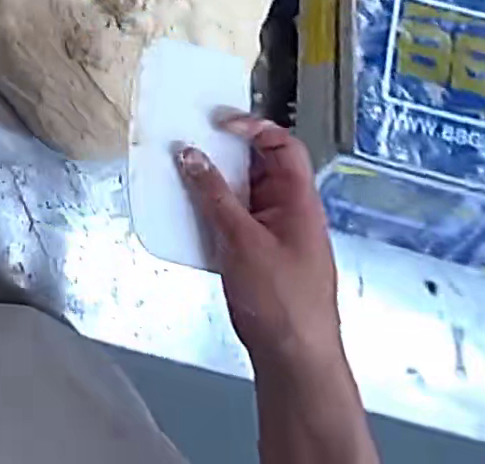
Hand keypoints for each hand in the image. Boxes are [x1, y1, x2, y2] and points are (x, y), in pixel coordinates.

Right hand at [177, 116, 344, 374]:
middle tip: (194, 141)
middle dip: (226, 153)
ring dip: (216, 181)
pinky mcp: (259, 252)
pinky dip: (214, 208)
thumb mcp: (241, 240)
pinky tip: (191, 210)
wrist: (294, 362)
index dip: (253, 126)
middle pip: (259, 166)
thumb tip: (191, 155)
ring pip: (244, 192)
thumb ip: (213, 194)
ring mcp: (275, 232)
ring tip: (185, 172)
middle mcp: (290, 211)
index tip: (219, 122)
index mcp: (299, 200)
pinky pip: (235, 216)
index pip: (282, 145)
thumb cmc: (281, 302)